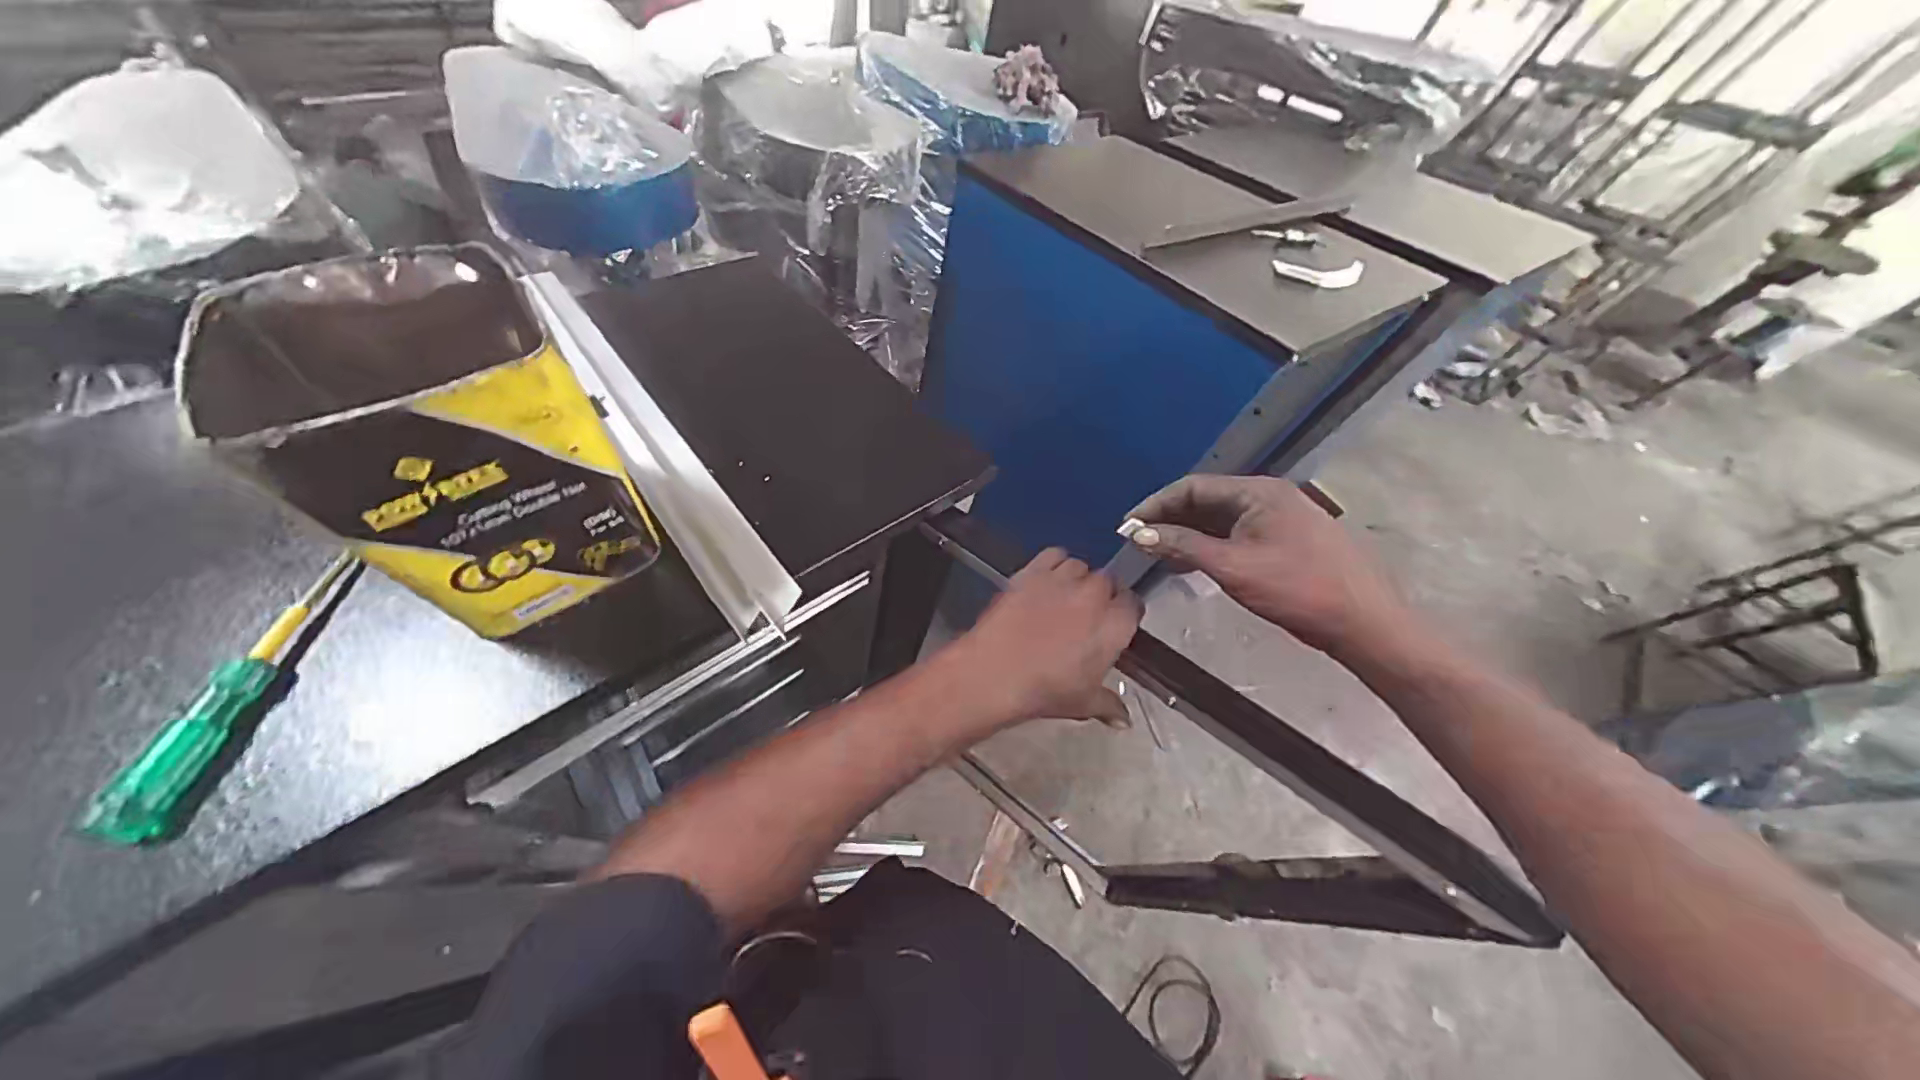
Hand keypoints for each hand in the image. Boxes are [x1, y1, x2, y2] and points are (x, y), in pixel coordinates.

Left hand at [943, 548, 1142, 731]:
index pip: (1133, 605)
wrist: (994, 672)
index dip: (1123, 613)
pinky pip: (1054, 555)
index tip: (1113, 624)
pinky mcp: (1033, 571)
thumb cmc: (1043, 689)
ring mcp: (1062, 580)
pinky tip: (1046, 581)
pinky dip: (1054, 564)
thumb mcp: (1083, 703)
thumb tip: (1123, 719)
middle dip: (1101, 596)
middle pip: (1108, 582)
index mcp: (1114, 625)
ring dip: (1077, 579)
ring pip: (1081, 567)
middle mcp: (1094, 595)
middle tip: (1085, 617)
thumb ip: (1109, 704)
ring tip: (1064, 599)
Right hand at [1125, 474, 1403, 654]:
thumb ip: (1183, 546)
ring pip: (1219, 519)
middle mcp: (1267, 497)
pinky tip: (1190, 562)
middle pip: (1205, 500)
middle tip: (1138, 542)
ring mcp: (1278, 519)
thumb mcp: (1232, 566)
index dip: (1156, 505)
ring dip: (1186, 534)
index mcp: (1258, 492)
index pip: (1193, 487)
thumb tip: (1139, 534)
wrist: (1362, 622)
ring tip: (1157, 554)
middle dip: (1169, 520)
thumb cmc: (1297, 588)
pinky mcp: (1283, 542)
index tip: (1127, 527)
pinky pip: (1235, 535)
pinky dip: (1208, 546)